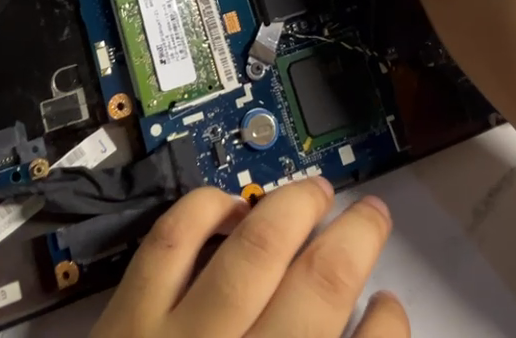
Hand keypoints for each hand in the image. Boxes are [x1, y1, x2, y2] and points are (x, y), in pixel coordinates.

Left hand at [91, 179, 406, 337]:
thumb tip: (363, 331)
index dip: (388, 322)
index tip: (388, 303)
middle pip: (318, 288)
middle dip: (357, 240)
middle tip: (372, 215)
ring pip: (254, 250)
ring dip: (295, 208)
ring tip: (317, 190)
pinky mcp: (127, 320)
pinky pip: (172, 242)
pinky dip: (205, 209)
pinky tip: (229, 206)